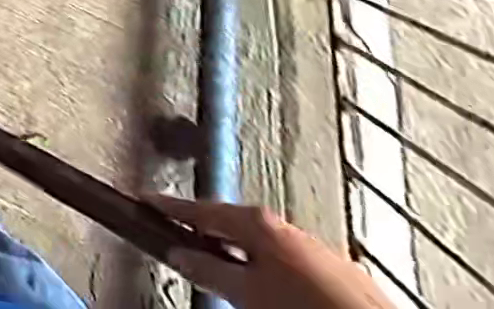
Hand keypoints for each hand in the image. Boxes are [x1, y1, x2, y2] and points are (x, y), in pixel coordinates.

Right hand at [149, 196, 395, 308]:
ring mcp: (323, 255)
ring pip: (267, 248)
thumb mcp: (245, 293)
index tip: (145, 200)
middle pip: (235, 226)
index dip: (167, 206)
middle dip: (210, 235)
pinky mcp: (348, 282)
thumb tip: (178, 255)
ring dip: (244, 257)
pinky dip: (274, 272)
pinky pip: (295, 267)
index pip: (198, 208)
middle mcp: (289, 229)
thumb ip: (206, 269)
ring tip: (232, 278)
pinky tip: (276, 294)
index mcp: (258, 222)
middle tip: (185, 243)